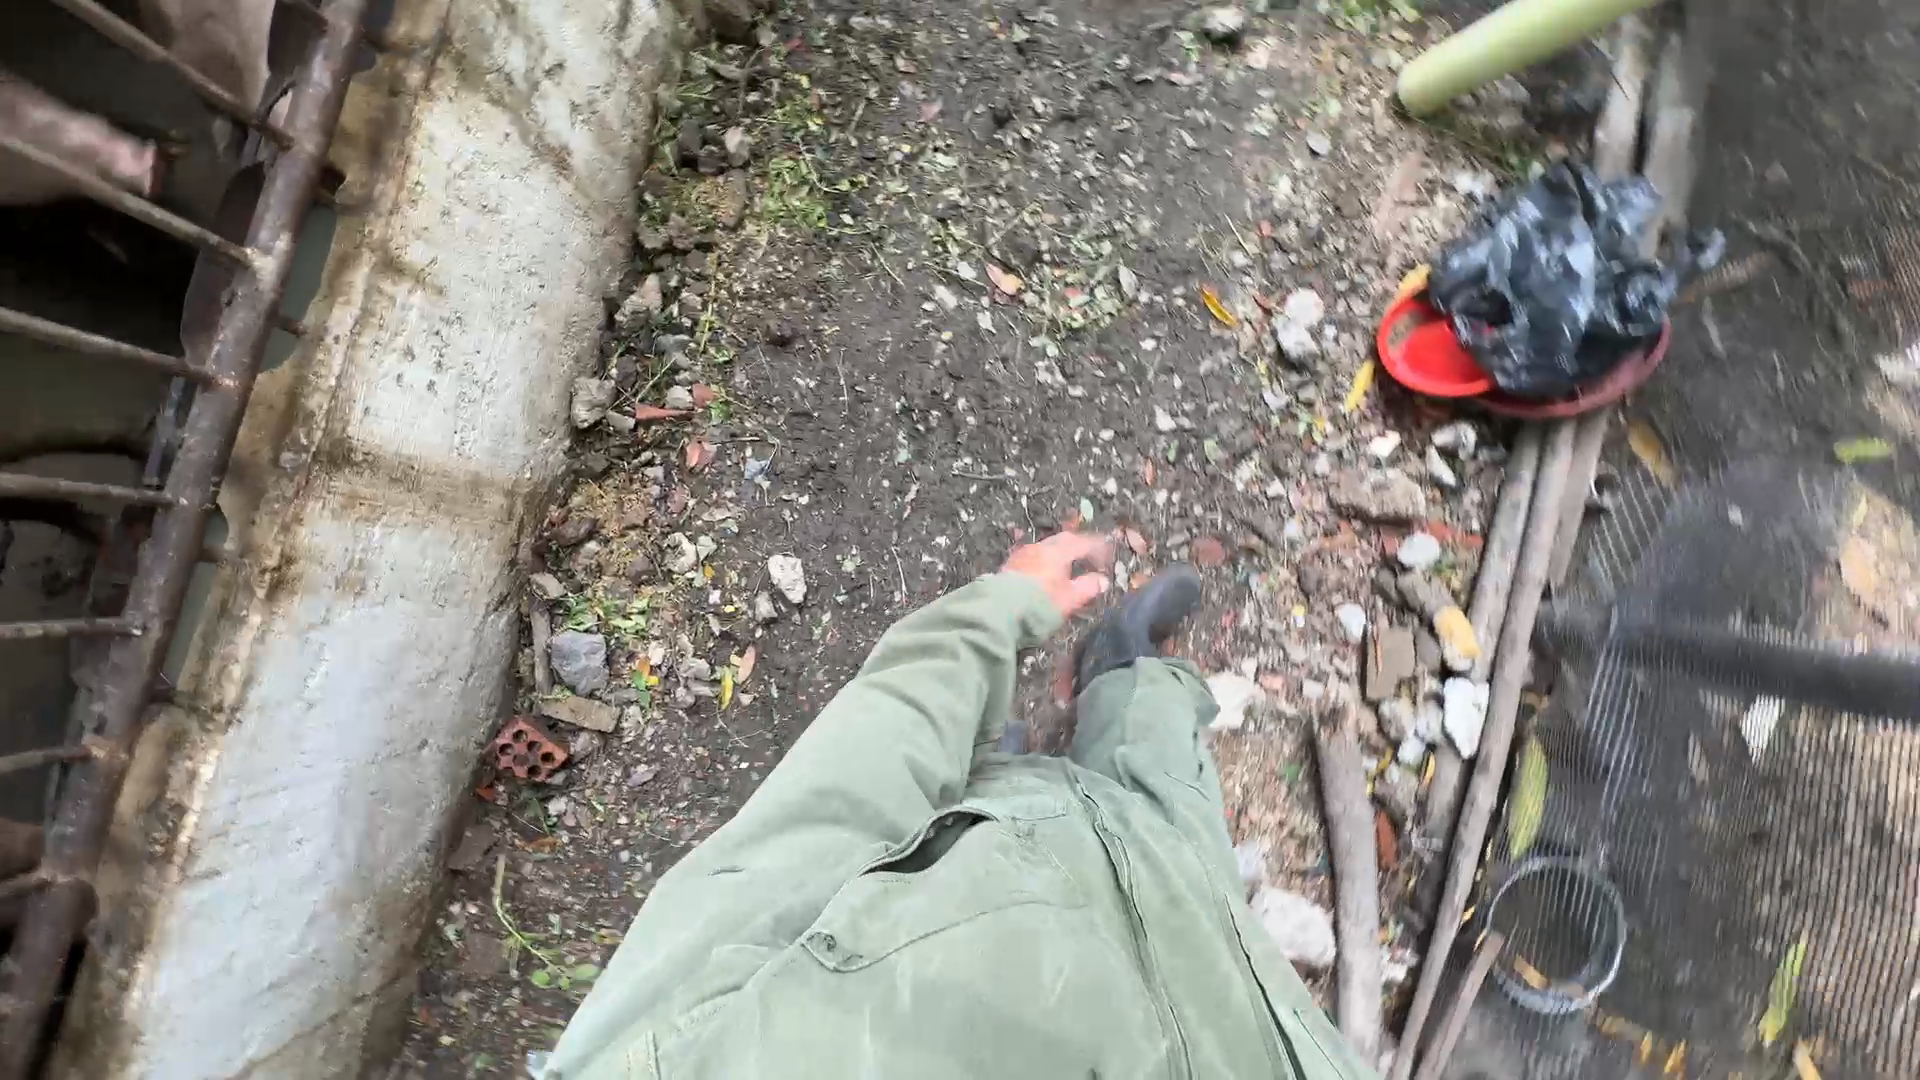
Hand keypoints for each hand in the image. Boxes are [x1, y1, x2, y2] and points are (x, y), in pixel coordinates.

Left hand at [1002, 531, 1114, 618]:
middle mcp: (1038, 548)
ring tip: (1069, 566)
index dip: (1097, 548)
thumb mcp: (1069, 599)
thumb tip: (1102, 581)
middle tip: (1089, 556)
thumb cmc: (1040, 604)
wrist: (999, 612)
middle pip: (1062, 541)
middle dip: (1078, 546)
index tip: (1107, 555)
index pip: (1082, 542)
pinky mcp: (1009, 567)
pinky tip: (1045, 574)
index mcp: (1057, 552)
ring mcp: (1022, 556)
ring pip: (1045, 548)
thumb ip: (1087, 587)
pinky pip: (1033, 558)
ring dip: (1060, 554)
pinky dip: (1045, 562)